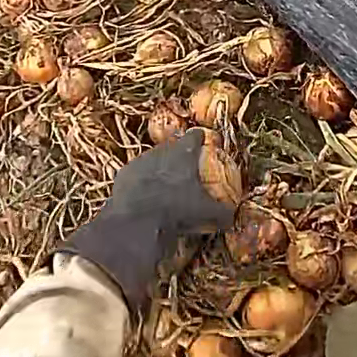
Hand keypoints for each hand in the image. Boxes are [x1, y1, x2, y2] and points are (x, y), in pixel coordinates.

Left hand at [58, 129, 237, 311]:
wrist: (137, 220)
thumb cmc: (177, 209)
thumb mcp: (207, 213)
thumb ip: (222, 212)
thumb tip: (233, 217)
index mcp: (184, 152)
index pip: (195, 136)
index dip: (200, 138)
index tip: (203, 140)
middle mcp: (162, 150)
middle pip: (172, 146)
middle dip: (178, 154)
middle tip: (185, 167)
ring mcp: (140, 161)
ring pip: (152, 159)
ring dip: (158, 168)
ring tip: (164, 184)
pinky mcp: (123, 175)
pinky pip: (136, 175)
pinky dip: (141, 182)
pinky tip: (145, 196)